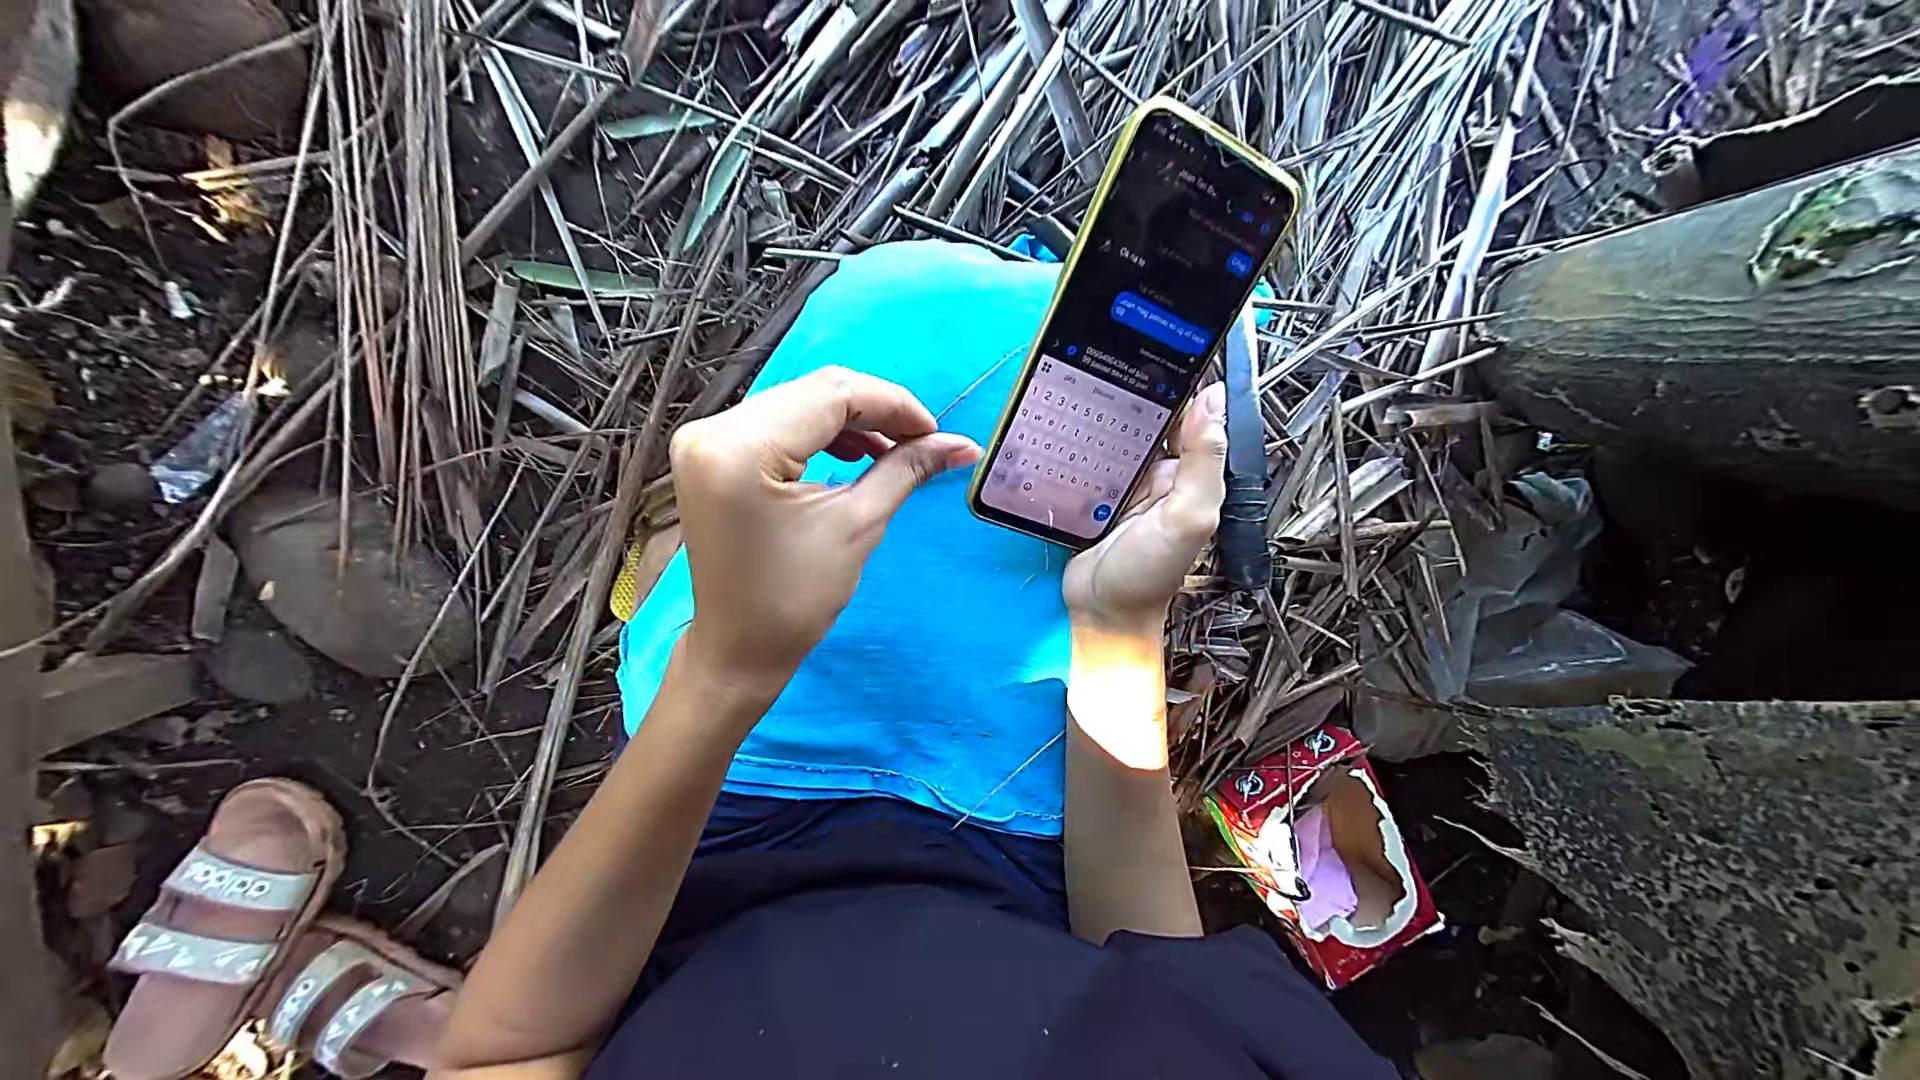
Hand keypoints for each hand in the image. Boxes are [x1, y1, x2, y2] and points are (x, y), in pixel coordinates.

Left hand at [670, 367, 980, 692]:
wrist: (739, 647)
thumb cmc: (795, 598)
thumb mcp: (858, 524)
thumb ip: (907, 469)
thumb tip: (962, 444)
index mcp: (740, 448)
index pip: (832, 395)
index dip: (893, 405)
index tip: (935, 432)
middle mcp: (713, 429)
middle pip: (814, 391)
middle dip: (877, 410)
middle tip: (922, 440)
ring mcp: (707, 439)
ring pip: (798, 402)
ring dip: (852, 420)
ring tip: (892, 451)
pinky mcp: (712, 452)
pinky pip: (779, 422)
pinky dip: (822, 432)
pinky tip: (853, 453)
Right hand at [1063, 382, 1226, 633]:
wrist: (1103, 613)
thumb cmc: (1150, 574)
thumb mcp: (1188, 518)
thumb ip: (1202, 463)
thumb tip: (1213, 400)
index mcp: (1188, 476)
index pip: (1190, 419)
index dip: (1179, 385)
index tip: (1157, 350)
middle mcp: (1157, 475)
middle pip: (1148, 422)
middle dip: (1133, 394)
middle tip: (1110, 357)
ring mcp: (1122, 485)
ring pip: (1116, 437)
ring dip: (1103, 416)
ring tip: (1084, 381)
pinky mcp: (1092, 495)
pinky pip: (1089, 460)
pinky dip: (1079, 444)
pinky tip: (1066, 423)